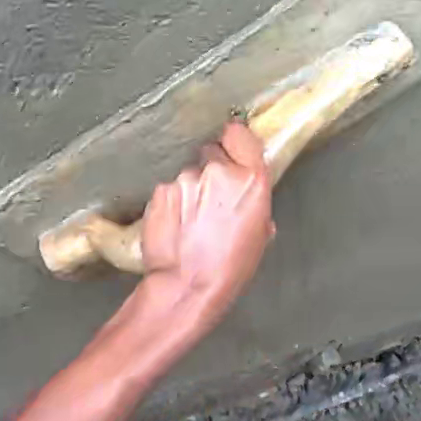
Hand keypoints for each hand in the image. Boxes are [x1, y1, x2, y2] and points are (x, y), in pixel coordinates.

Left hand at [139, 121, 275, 312]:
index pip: (238, 134)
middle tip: (211, 195)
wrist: (187, 285)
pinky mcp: (161, 190)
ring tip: (191, 218)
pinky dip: (172, 201)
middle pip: (211, 150)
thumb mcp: (259, 233)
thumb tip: (247, 193)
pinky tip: (176, 223)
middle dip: (211, 167)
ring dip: (190, 188)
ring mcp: (185, 178)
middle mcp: (217, 171)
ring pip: (188, 172)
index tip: (232, 150)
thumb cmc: (230, 266)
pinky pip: (169, 188)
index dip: (234, 142)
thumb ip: (254, 200)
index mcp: (250, 179)